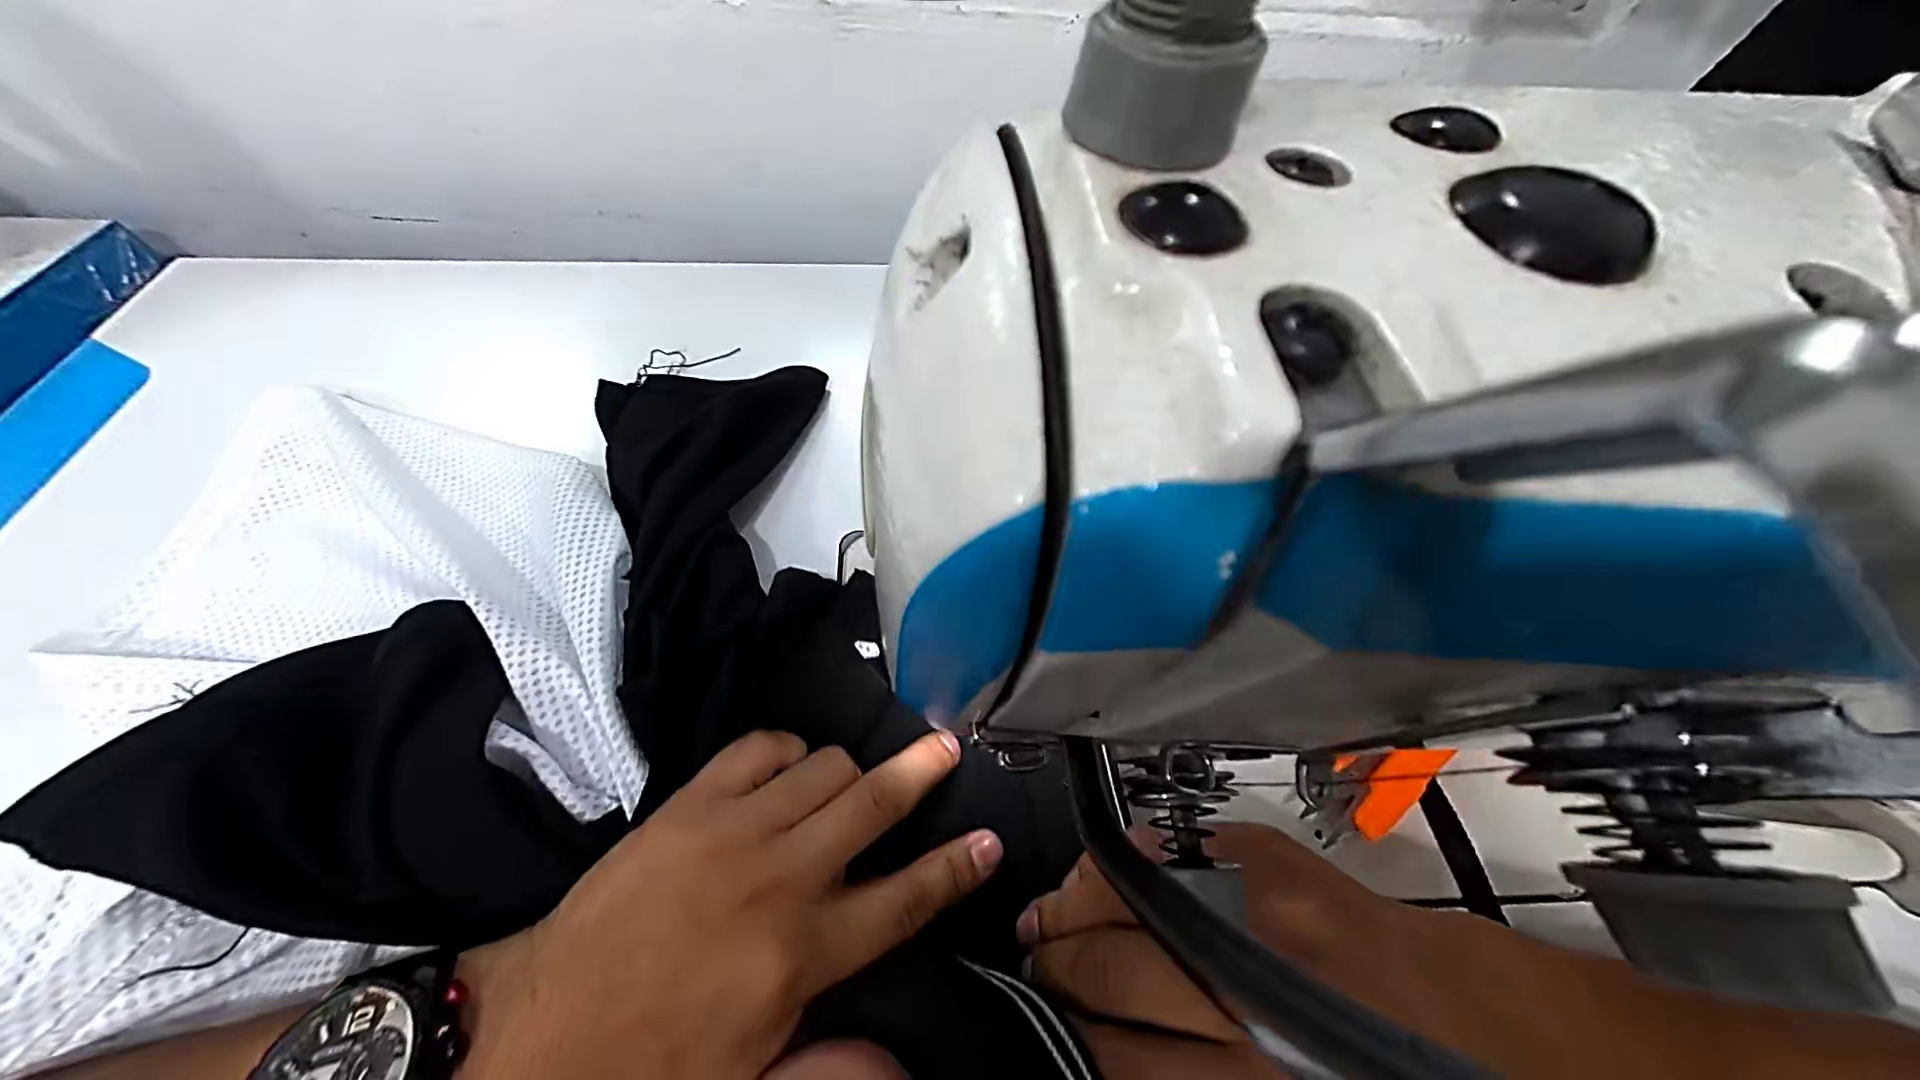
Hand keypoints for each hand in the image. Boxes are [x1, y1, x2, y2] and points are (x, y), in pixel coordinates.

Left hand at [457, 729, 1001, 1078]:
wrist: (536, 1034)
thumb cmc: (653, 1064)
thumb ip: (833, 1070)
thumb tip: (904, 1059)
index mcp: (804, 953)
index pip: (904, 899)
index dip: (955, 867)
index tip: (990, 839)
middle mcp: (782, 877)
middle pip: (872, 803)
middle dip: (920, 770)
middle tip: (945, 745)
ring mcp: (735, 829)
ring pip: (825, 765)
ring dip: (846, 771)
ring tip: (846, 786)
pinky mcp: (690, 803)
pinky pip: (760, 747)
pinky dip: (785, 750)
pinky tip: (785, 769)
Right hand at [1020, 822, 1919, 1079]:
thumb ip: (1234, 1079)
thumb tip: (1151, 1061)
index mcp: (1265, 1074)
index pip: (1128, 1049)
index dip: (1072, 1027)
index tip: (1037, 1007)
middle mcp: (1264, 1002)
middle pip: (1125, 968)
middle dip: (1063, 957)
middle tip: (1026, 946)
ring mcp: (1296, 929)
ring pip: (1158, 906)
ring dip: (1098, 900)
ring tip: (1057, 901)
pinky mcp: (1336, 888)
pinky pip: (1229, 855)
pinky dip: (1173, 857)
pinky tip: (1141, 858)